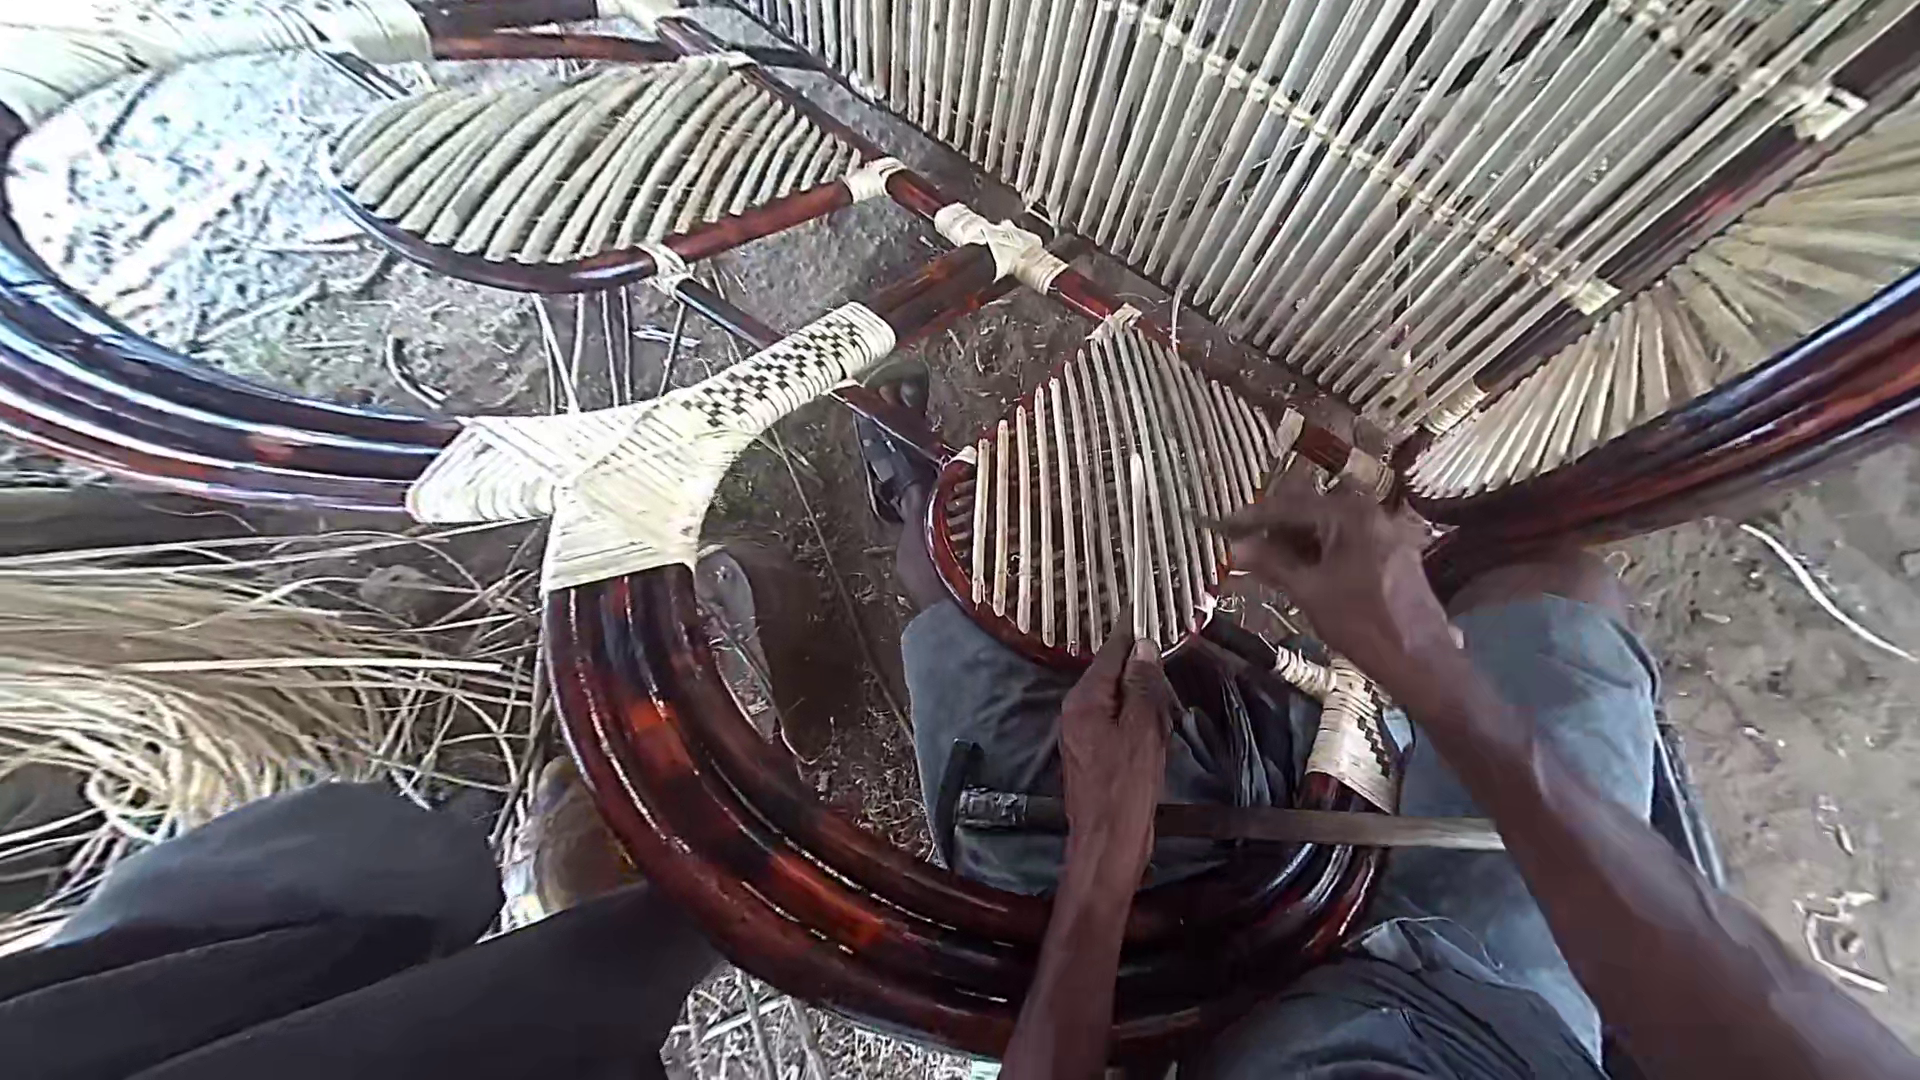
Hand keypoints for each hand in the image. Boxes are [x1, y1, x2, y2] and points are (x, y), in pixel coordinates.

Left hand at [1057, 631, 1175, 878]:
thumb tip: (1142, 647)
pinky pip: (1115, 721)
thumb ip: (1141, 687)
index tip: (1142, 610)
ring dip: (1141, 698)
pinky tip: (1155, 730)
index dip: (1129, 633)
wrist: (1107, 843)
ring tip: (1166, 703)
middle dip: (1140, 671)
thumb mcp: (1142, 731)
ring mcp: (1081, 731)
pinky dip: (1136, 719)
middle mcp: (1076, 710)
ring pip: (1115, 699)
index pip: (1109, 654)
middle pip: (1112, 675)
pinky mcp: (1091, 751)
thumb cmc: (1127, 787)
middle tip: (1168, 666)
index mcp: (1084, 699)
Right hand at [1220, 486, 1458, 698]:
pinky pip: (1340, 542)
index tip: (1223, 526)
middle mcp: (1370, 515)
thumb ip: (1269, 564)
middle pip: (1308, 512)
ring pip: (1324, 528)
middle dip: (1272, 529)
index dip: (1252, 517)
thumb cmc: (1361, 623)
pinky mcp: (1388, 554)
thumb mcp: (1307, 591)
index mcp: (1350, 516)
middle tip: (1240, 544)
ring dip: (1291, 542)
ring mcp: (1382, 534)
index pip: (1289, 507)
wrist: (1420, 661)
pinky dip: (1313, 552)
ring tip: (1260, 560)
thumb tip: (1234, 548)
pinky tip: (1291, 569)